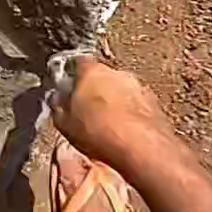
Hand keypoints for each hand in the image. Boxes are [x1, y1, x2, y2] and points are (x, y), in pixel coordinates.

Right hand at [48, 57, 174, 165]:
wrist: (140, 148)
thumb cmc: (99, 132)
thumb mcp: (64, 123)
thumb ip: (59, 106)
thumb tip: (57, 100)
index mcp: (91, 72)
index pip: (78, 63)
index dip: (71, 76)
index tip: (67, 89)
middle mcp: (116, 73)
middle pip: (101, 77)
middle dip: (93, 90)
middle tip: (84, 111)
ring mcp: (138, 87)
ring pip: (120, 90)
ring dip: (113, 102)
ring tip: (105, 126)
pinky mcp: (154, 103)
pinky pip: (135, 104)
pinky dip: (128, 114)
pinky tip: (122, 132)